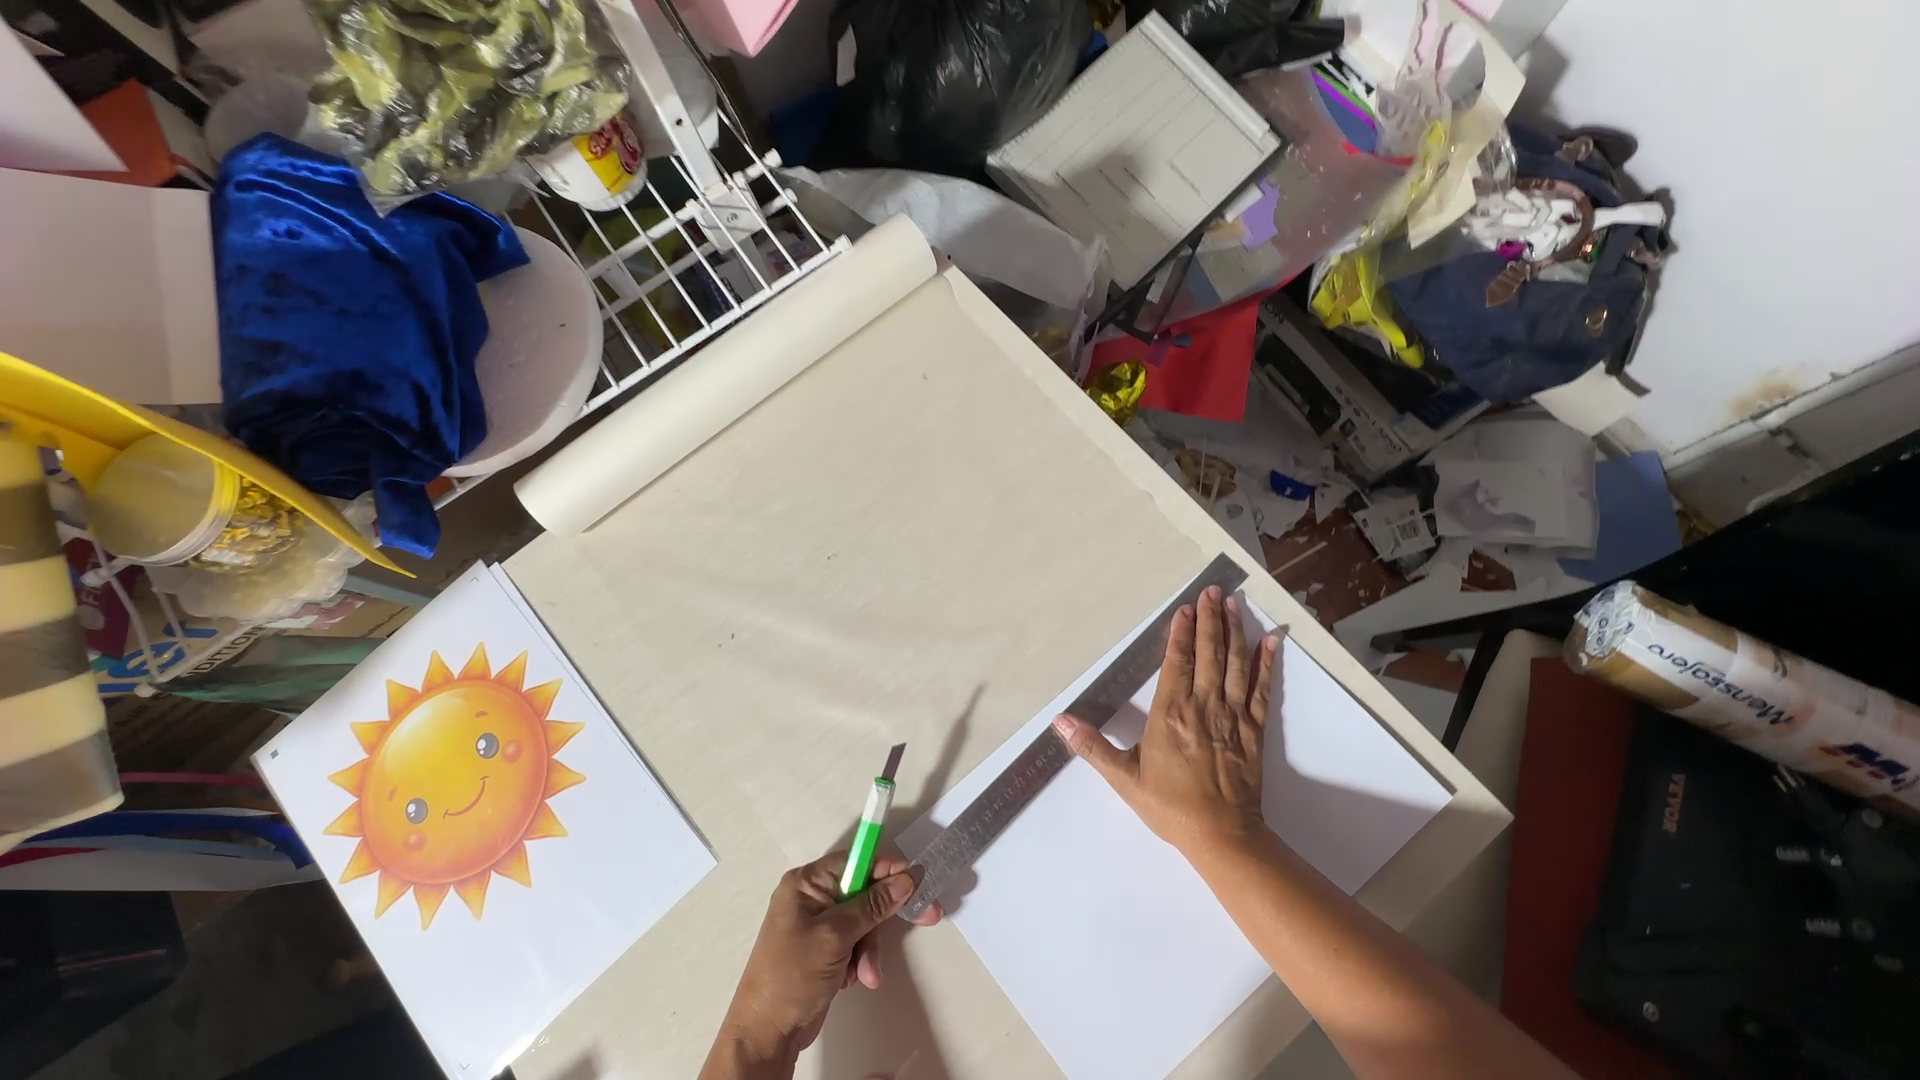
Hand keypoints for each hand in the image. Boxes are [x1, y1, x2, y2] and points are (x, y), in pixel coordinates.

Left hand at [703, 852, 941, 1074]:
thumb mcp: (835, 936)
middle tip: (927, 917)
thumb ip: (872, 905)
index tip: (916, 879)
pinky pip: (857, 943)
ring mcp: (820, 925)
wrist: (768, 1032)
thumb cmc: (793, 974)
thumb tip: (906, 878)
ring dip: (870, 947)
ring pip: (865, 921)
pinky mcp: (827, 949)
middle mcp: (813, 898)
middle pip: (864, 892)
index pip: (855, 861)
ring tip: (866, 973)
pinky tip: (855, 979)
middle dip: (884, 916)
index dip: (886, 868)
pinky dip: (861, 960)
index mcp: (806, 884)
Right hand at [1054, 586, 1279, 858]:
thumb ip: (1091, 745)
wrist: (1221, 834)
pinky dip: (1266, 664)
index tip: (1185, 609)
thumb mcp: (1123, 778)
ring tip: (1235, 604)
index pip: (1176, 662)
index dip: (1181, 633)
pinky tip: (1270, 642)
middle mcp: (1203, 706)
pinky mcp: (1254, 730)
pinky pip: (1262, 690)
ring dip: (1235, 632)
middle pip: (1208, 654)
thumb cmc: (1169, 806)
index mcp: (1170, 713)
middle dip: (1210, 620)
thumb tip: (1059, 721)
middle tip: (1213, 592)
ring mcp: (1232, 716)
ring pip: (1235, 664)